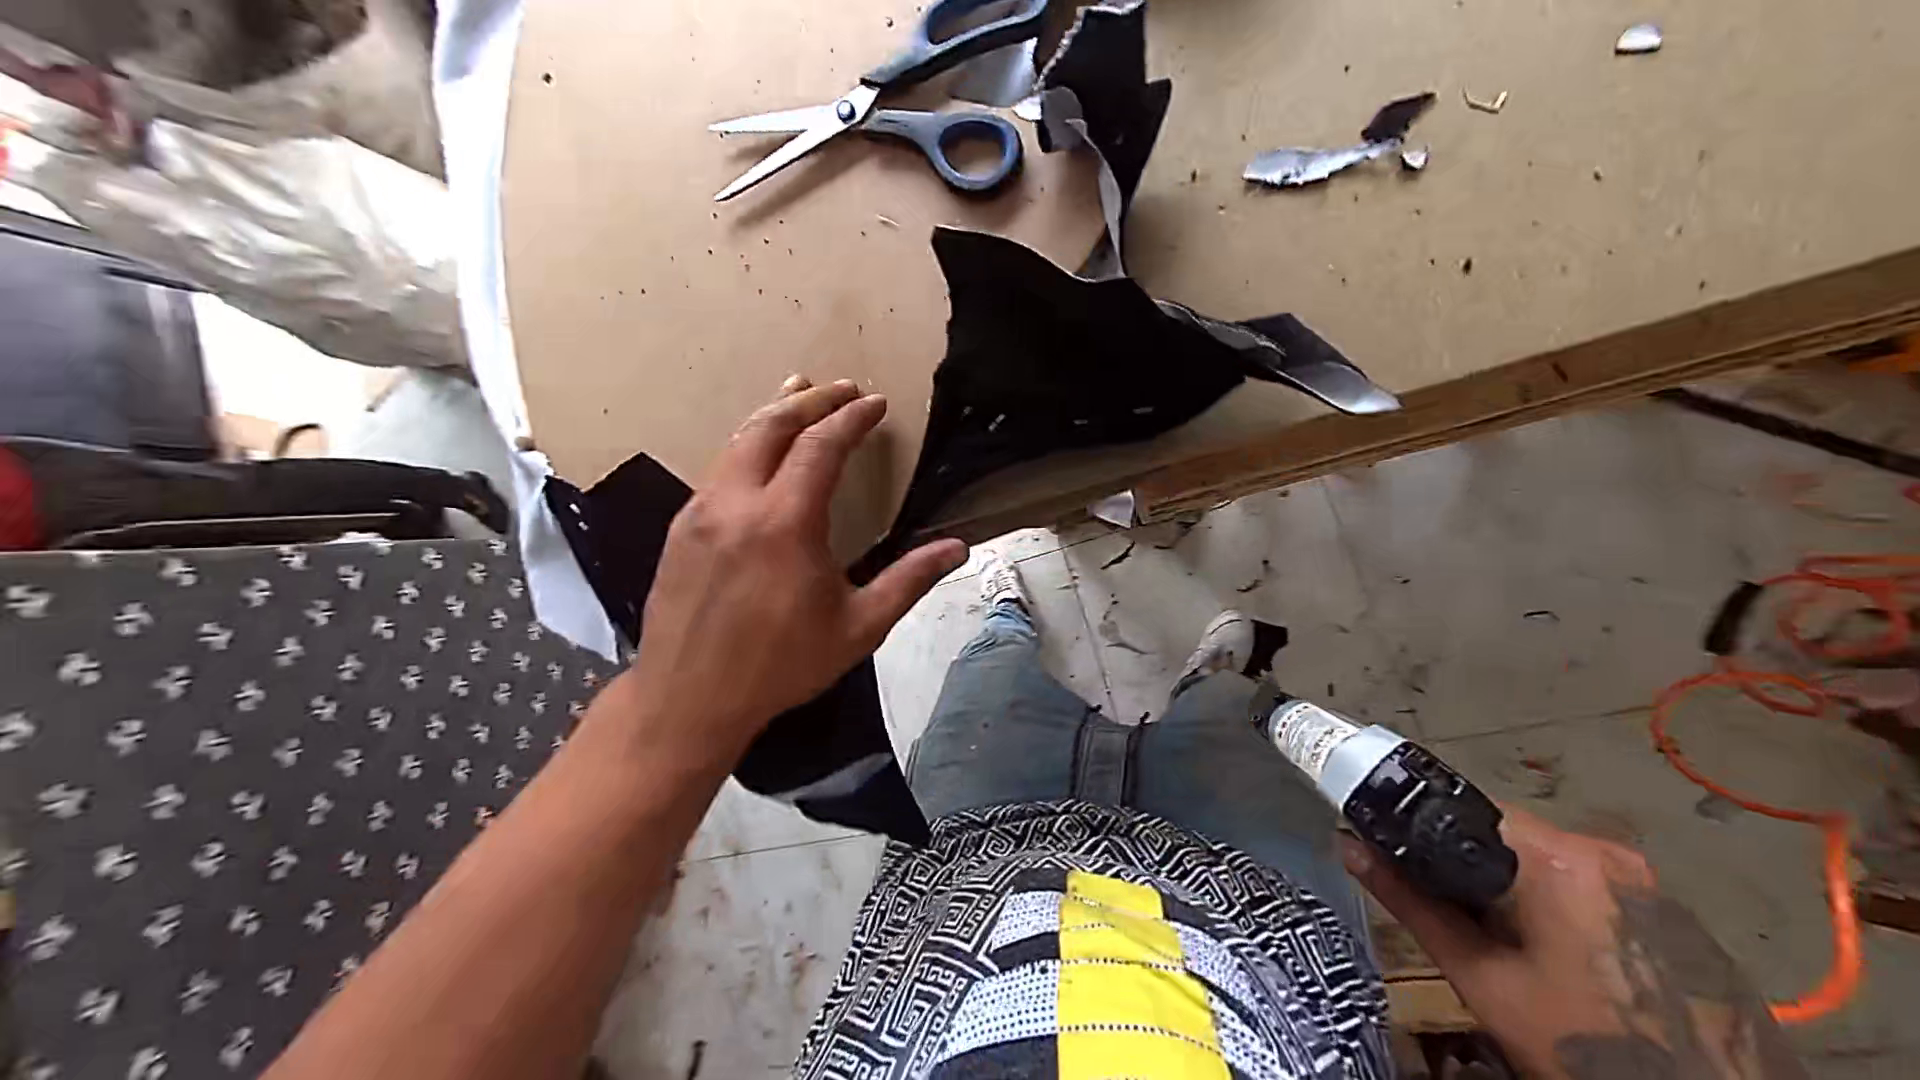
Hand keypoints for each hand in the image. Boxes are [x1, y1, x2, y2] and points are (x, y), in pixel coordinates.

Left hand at [613, 378, 966, 763]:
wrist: (689, 700)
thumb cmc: (781, 666)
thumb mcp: (858, 628)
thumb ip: (909, 580)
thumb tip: (957, 548)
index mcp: (786, 522)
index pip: (821, 446)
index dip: (852, 419)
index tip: (875, 403)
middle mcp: (738, 503)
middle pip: (772, 426)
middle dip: (811, 399)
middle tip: (842, 388)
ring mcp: (701, 512)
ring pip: (738, 441)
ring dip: (774, 413)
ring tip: (799, 393)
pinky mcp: (681, 528)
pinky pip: (719, 469)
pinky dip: (747, 446)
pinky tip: (760, 454)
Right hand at [1342, 807, 1805, 1079]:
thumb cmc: (1582, 1045)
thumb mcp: (1482, 978)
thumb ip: (1411, 903)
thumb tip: (1348, 846)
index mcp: (1561, 858)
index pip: (1465, 810)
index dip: (1423, 833)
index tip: (1400, 862)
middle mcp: (1613, 855)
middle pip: (1508, 838)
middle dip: (1472, 871)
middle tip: (1460, 924)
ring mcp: (1656, 888)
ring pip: (1549, 865)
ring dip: (1517, 892)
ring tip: (1512, 951)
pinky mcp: (1681, 920)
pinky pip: (1594, 892)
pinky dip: (1563, 913)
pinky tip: (1566, 967)